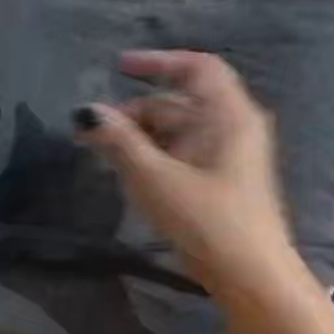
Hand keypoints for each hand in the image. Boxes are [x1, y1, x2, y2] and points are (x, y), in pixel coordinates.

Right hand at [75, 50, 297, 292]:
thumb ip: (119, 141)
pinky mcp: (216, 178)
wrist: (247, 272)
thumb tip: (85, 111)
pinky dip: (149, 151)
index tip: (117, 66)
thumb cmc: (204, 219)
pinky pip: (178, 150)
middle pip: (178, 102)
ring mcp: (225, 154)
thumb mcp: (153, 177)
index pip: (196, 68)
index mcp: (228, 116)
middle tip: (91, 127)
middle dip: (133, 109)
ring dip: (137, 133)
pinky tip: (124, 168)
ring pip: (175, 129)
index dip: (157, 61)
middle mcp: (231, 126)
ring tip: (99, 149)